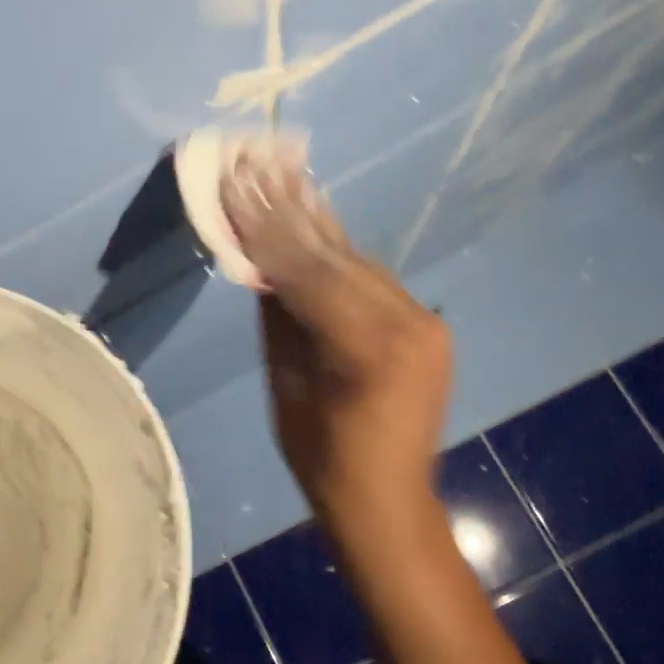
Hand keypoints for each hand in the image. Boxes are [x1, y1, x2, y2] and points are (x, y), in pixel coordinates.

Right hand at [221, 142, 451, 534]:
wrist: (389, 500)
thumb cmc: (324, 459)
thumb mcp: (287, 387)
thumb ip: (279, 317)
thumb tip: (260, 260)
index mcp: (370, 347)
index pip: (307, 272)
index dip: (266, 229)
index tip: (234, 185)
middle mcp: (409, 322)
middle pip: (336, 256)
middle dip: (288, 212)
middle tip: (255, 163)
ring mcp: (425, 321)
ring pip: (358, 263)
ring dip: (315, 226)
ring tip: (280, 175)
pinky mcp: (428, 325)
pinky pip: (375, 282)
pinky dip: (341, 256)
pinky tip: (316, 219)